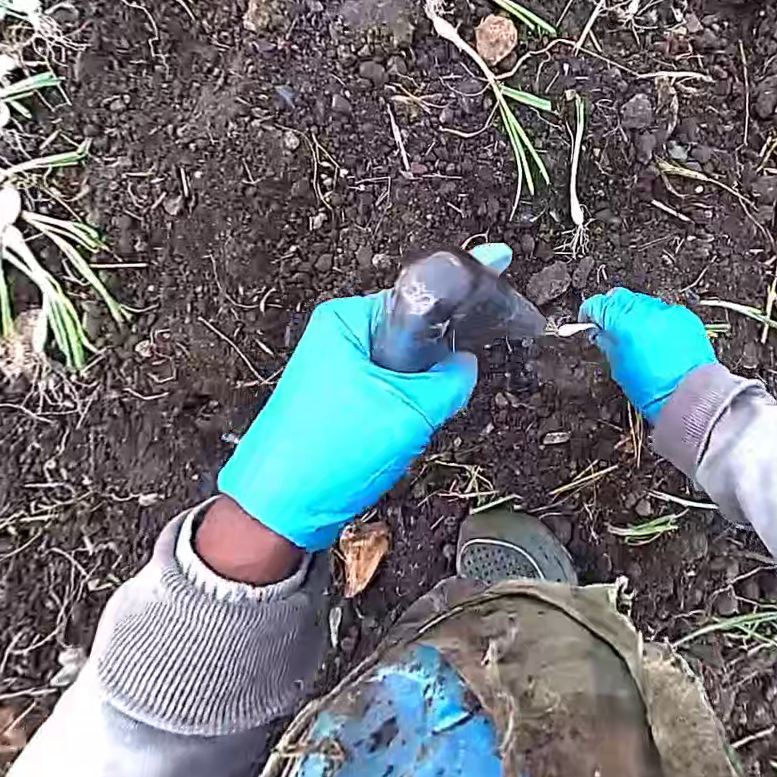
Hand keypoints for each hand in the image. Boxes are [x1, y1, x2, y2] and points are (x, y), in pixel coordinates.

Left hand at [217, 243, 511, 549]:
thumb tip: (467, 363)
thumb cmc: (328, 455)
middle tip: (441, 396)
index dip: (462, 290)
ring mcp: (339, 363)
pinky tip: (395, 434)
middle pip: (416, 331)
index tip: (499, 263)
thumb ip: (451, 379)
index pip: (419, 292)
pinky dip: (405, 404)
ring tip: (406, 426)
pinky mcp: (342, 392)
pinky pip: (391, 386)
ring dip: (420, 391)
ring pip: (406, 364)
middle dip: (436, 362)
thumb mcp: (410, 411)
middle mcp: (341, 332)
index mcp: (349, 319)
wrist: (276, 513)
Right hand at [580, 288, 716, 422]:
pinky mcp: (686, 317)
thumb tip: (601, 332)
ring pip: (642, 302)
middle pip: (619, 298)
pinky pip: (664, 311)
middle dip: (612, 311)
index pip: (598, 304)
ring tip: (637, 338)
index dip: (589, 313)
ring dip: (635, 315)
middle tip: (611, 329)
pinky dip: (657, 321)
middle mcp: (647, 312)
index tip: (589, 321)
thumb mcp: (619, 369)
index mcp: (625, 323)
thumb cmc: (656, 391)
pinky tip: (657, 340)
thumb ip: (607, 344)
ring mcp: (668, 313)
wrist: (692, 398)